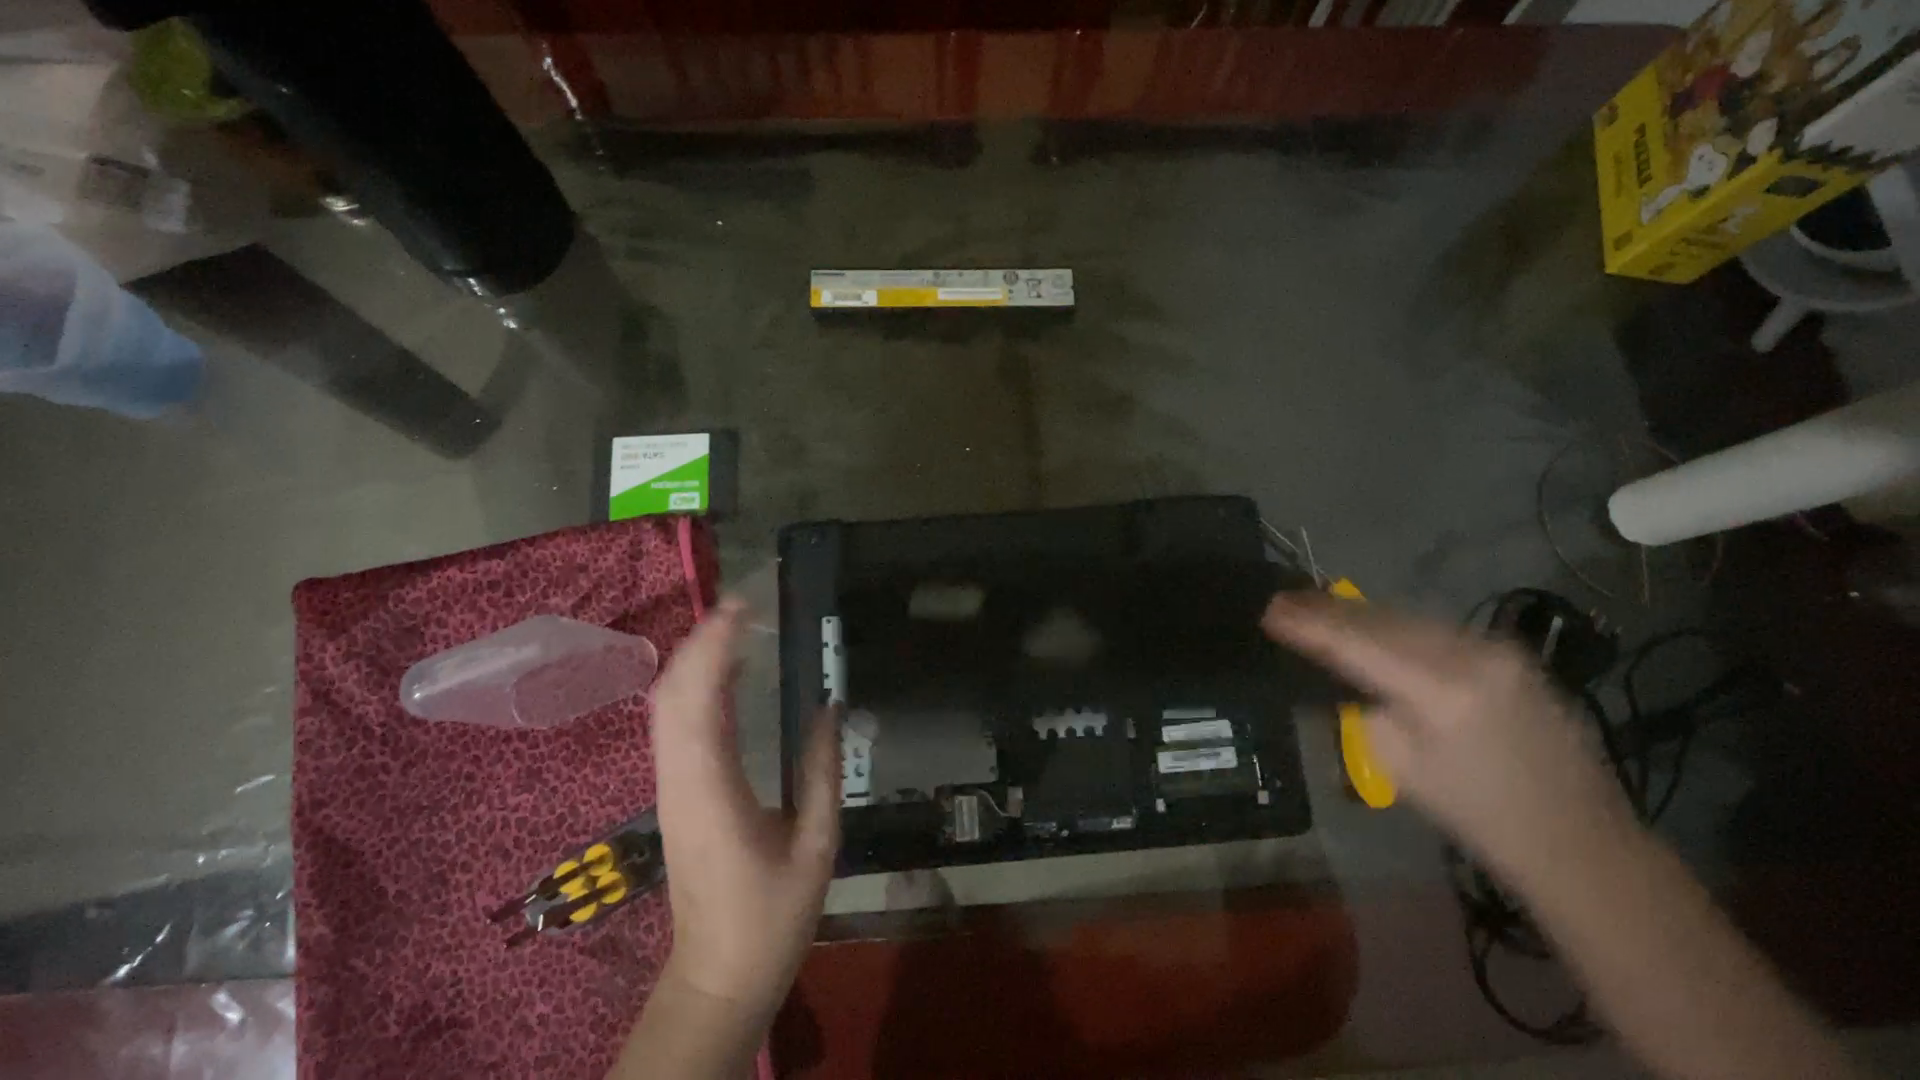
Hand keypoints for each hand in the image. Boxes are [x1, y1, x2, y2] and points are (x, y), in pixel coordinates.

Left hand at [649, 596, 839, 1026]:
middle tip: (744, 606)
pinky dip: (694, 687)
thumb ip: (823, 773)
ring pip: (665, 706)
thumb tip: (831, 709)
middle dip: (701, 641)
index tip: (743, 607)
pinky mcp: (674, 793)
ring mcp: (670, 786)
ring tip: (736, 626)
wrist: (718, 972)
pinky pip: (674, 725)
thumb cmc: (770, 917)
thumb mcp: (815, 847)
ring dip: (695, 659)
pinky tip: (725, 674)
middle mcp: (680, 779)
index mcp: (712, 790)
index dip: (713, 646)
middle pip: (671, 693)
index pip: (698, 701)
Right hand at [1261, 593, 1636, 879]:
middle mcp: (1472, 655)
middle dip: (1330, 610)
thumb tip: (1343, 683)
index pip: (1359, 643)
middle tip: (1284, 601)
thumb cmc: (1479, 817)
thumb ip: (1365, 715)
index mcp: (1441, 690)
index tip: (1270, 609)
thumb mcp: (1401, 770)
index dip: (1310, 624)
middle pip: (1384, 620)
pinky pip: (1438, 629)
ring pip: (1411, 619)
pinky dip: (1397, 626)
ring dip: (1362, 614)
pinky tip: (1373, 625)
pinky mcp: (1511, 654)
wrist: (1576, 836)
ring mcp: (1497, 649)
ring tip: (1317, 607)